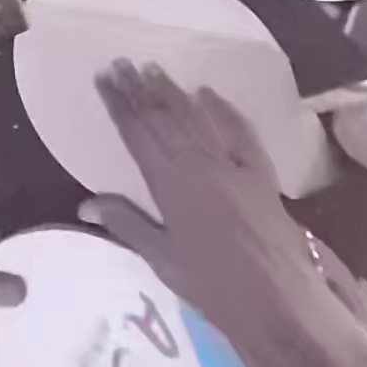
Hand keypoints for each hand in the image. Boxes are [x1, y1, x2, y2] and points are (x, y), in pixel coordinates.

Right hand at [80, 61, 322, 319]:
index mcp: (168, 181)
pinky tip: (207, 92)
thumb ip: (125, 223)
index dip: (117, 103)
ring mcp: (230, 165)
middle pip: (161, 116)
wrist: (283, 304)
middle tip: (122, 62)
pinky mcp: (259, 173)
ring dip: (171, 91)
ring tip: (153, 67)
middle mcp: (196, 163)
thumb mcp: (162, 259)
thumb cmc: (215, 285)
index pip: (135, 132)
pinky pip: (239, 132)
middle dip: (138, 88)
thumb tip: (83, 204)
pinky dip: (223, 110)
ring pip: (194, 117)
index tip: (103, 77)